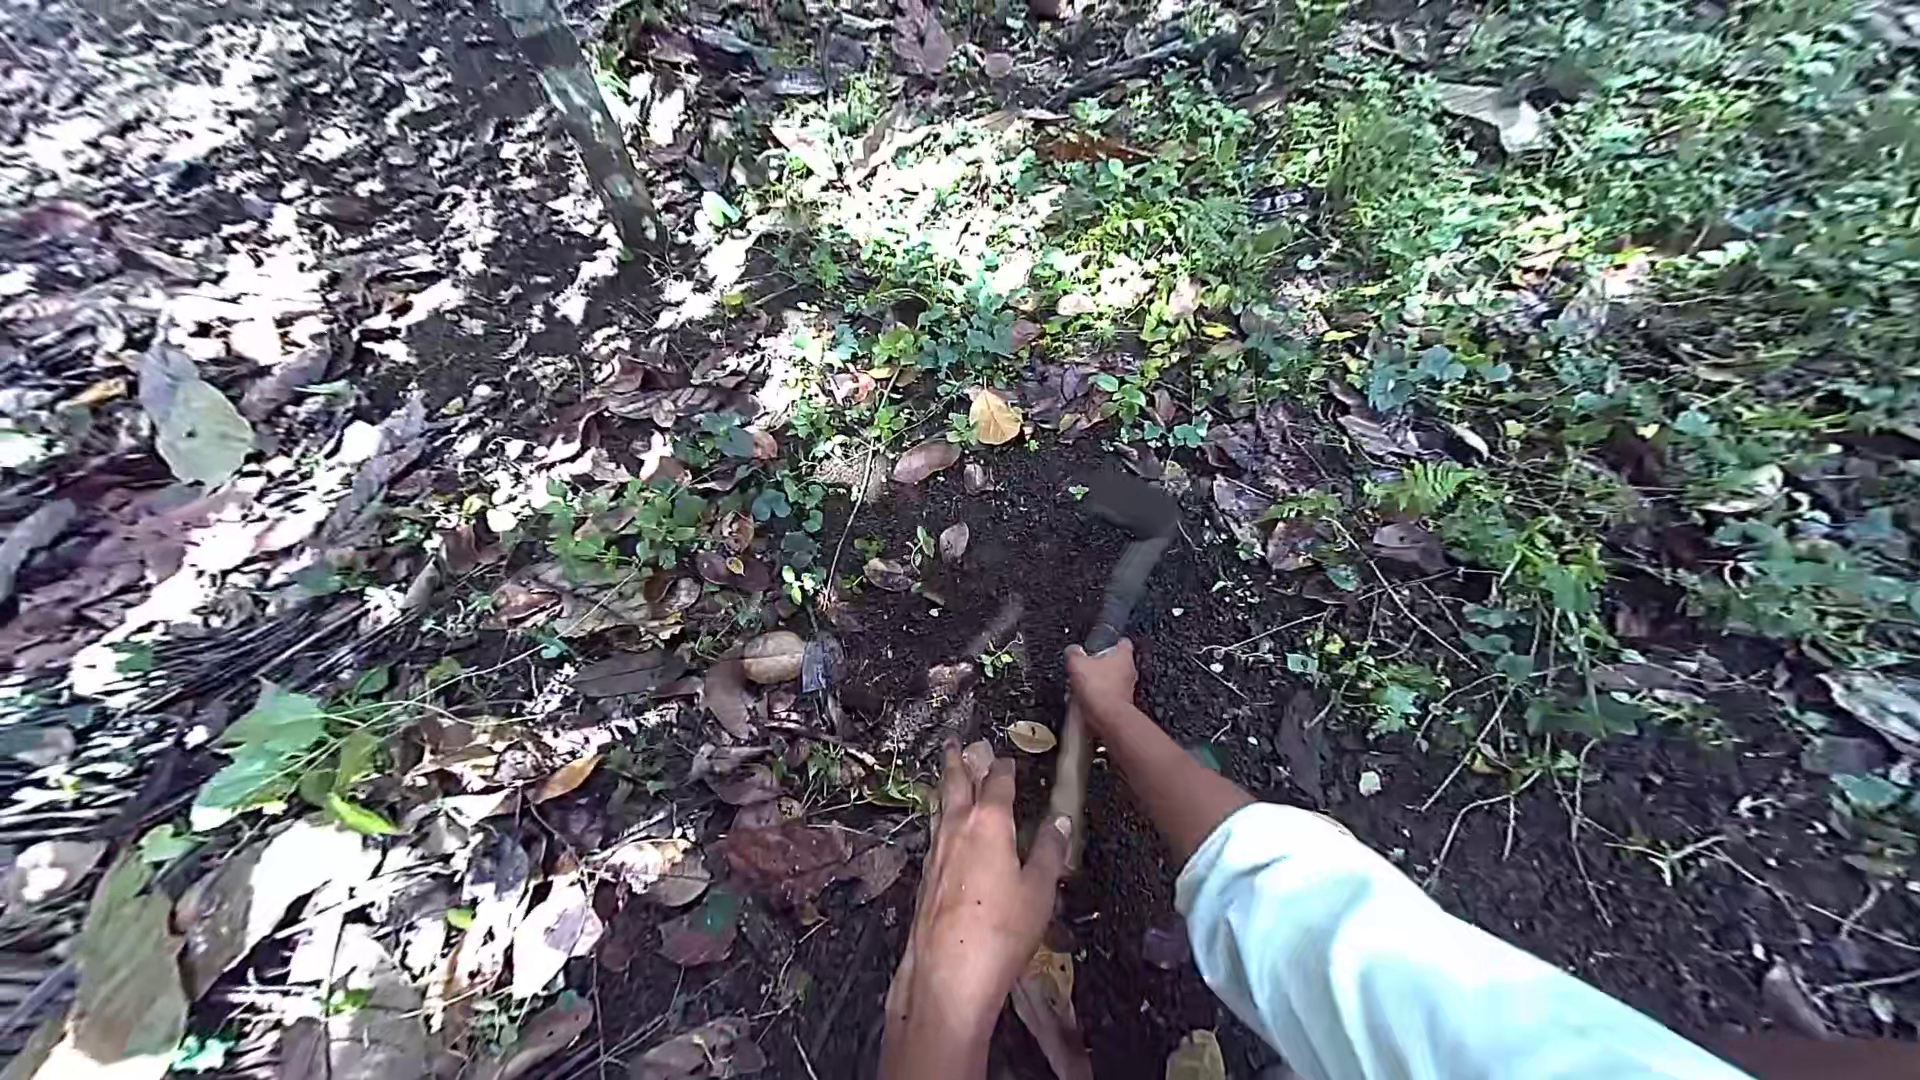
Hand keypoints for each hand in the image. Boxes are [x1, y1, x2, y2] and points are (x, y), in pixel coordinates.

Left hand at [881, 740, 1070, 1079]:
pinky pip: (934, 830)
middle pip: (956, 782)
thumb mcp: (1039, 890)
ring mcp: (936, 849)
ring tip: (946, 773)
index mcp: (989, 822)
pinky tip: (943, 827)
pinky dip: (941, 815)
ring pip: (941, 804)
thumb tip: (1060, 819)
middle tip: (954, 741)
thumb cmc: (1002, 930)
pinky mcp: (925, 874)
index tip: (1006, 757)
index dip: (1004, 767)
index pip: (998, 782)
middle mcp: (958, 827)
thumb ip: (1050, 850)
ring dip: (946, 784)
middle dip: (957, 759)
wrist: (947, 974)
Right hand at [1066, 638, 1137, 727]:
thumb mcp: (1077, 664)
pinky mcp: (1121, 706)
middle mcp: (1129, 673)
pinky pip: (1108, 697)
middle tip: (1089, 665)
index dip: (1114, 642)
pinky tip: (1086, 700)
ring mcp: (1126, 690)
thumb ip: (1074, 654)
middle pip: (1117, 663)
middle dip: (1103, 664)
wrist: (1106, 717)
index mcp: (1123, 657)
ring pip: (1113, 681)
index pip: (1123, 643)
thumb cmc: (1099, 688)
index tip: (1107, 643)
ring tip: (1083, 685)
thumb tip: (1072, 650)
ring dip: (1100, 682)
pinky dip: (1099, 697)